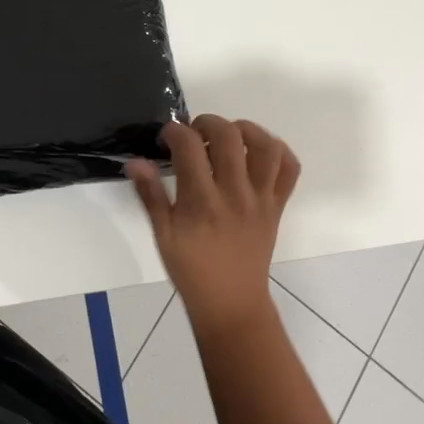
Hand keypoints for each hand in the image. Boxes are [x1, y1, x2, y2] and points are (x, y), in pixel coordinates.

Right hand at [125, 116, 299, 334]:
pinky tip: (257, 151)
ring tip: (227, 134)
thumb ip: (150, 194)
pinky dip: (277, 150)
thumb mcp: (162, 234)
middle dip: (206, 122)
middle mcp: (234, 194)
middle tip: (193, 133)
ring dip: (245, 129)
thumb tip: (134, 162)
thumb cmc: (191, 269)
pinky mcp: (278, 206)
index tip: (165, 139)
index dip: (174, 131)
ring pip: (265, 146)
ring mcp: (261, 199)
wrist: (231, 302)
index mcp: (201, 202)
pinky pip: (289, 169)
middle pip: (228, 136)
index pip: (189, 146)